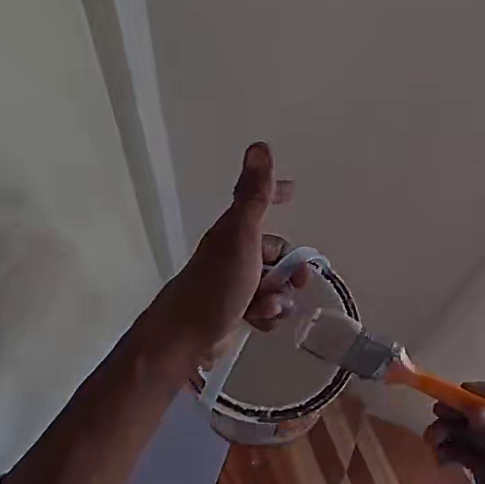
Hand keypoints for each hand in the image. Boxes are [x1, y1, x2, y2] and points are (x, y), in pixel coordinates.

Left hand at [140, 142, 307, 367]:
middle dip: (290, 270)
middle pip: (276, 254)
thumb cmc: (216, 285)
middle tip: (298, 283)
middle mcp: (233, 255)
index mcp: (234, 233)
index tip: (293, 191)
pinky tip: (259, 323)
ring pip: (273, 286)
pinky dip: (267, 316)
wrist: (186, 336)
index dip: (276, 195)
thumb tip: (260, 147)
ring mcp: (233, 285)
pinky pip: (264, 310)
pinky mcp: (234, 312)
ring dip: (279, 299)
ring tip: (266, 310)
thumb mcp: (241, 235)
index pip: (258, 204)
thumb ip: (255, 195)